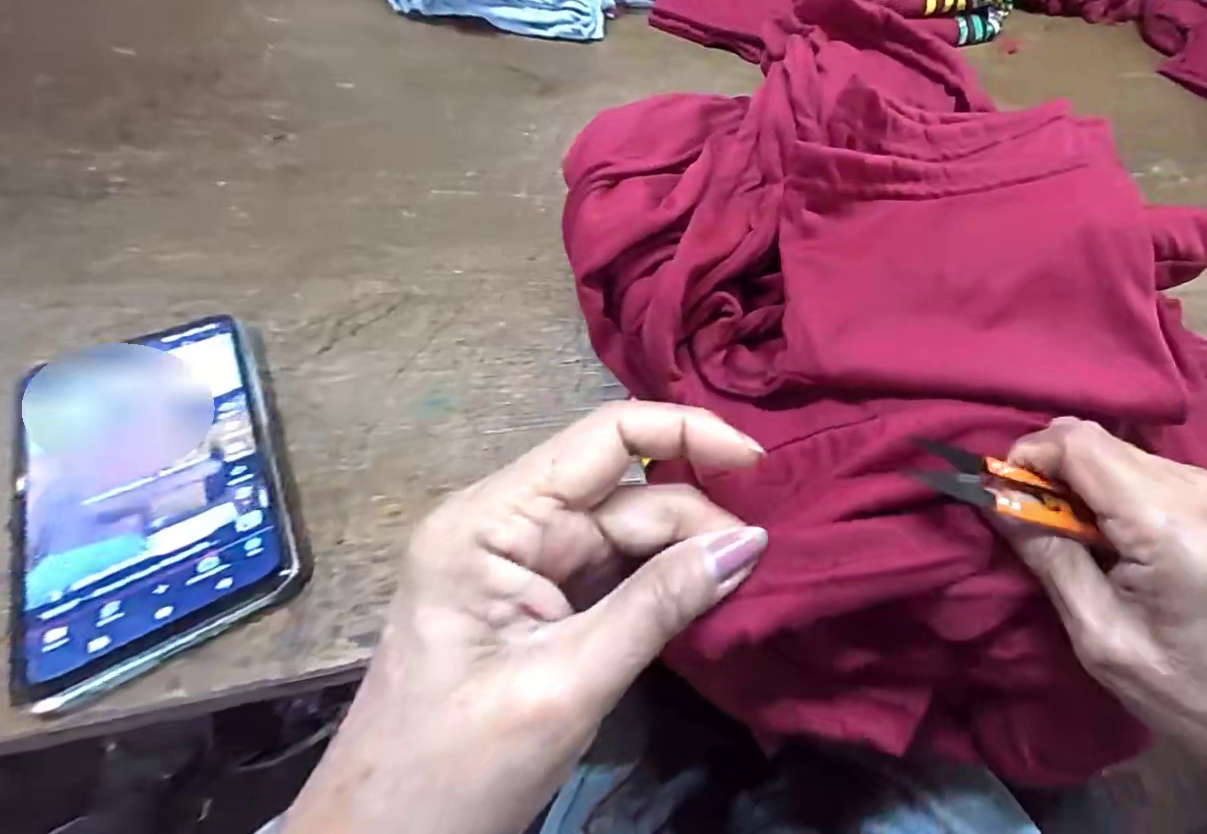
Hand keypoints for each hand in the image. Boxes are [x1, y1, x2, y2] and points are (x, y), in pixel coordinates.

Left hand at [283, 402, 768, 833]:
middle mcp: (516, 520)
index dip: (689, 432)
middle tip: (755, 564)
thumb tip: (751, 543)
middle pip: (637, 490)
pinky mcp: (558, 588)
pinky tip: (711, 591)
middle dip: (699, 522)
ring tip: (740, 583)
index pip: (609, 435)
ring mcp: (538, 555)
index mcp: (493, 521)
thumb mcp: (565, 686)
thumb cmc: (447, 777)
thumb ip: (660, 604)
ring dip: (693, 552)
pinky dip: (677, 575)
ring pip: (644, 526)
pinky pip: (635, 561)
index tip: (755, 462)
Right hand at [1005, 419, 1206, 833]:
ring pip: (1112, 445)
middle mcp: (1193, 490)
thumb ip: (1048, 555)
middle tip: (1026, 513)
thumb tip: (997, 497)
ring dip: (1073, 474)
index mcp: (1169, 529)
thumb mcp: (1098, 636)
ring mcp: (1206, 484)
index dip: (1030, 455)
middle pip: (1095, 438)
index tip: (1002, 491)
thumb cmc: (1180, 691)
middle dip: (1047, 465)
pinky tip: (1101, 527)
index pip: (1082, 446)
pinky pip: (1134, 460)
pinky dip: (1101, 480)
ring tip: (1063, 527)